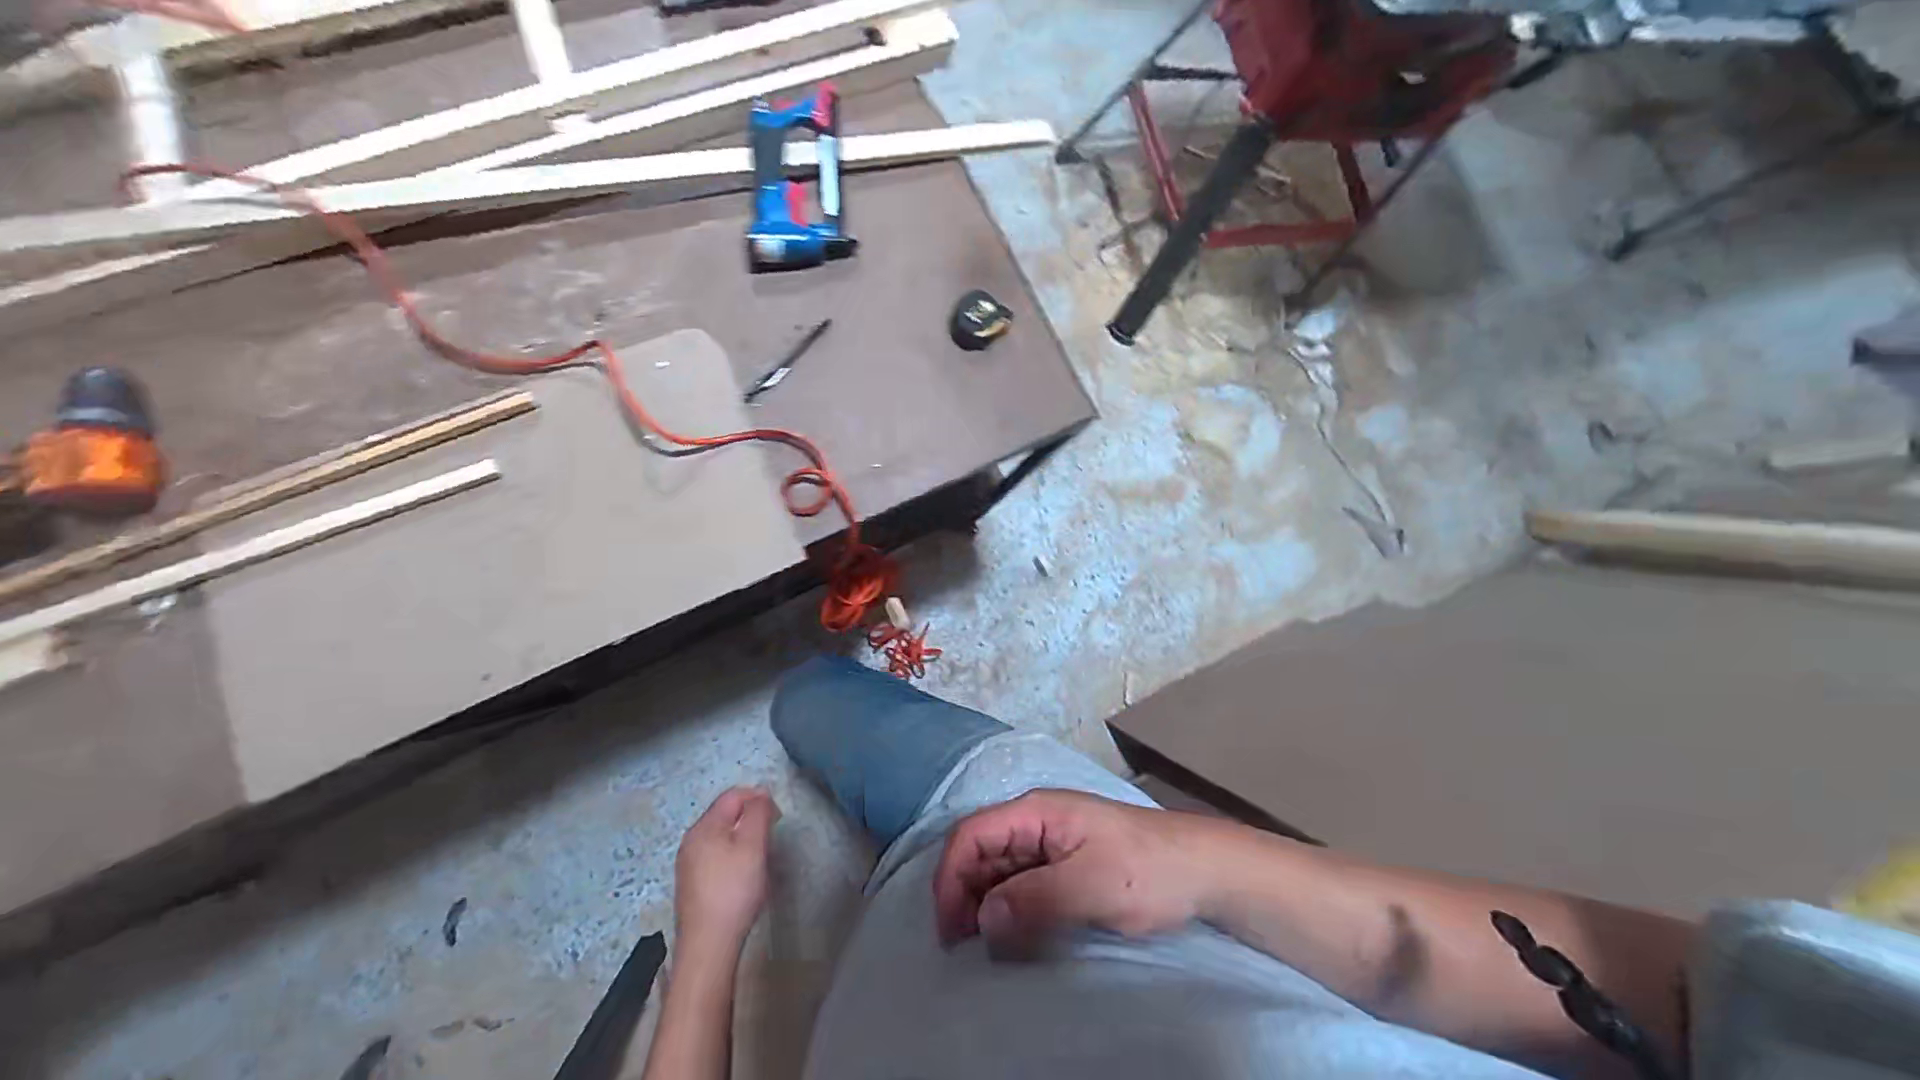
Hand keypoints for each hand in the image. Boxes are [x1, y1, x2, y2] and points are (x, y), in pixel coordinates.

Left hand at [674, 787, 779, 958]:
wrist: (708, 945)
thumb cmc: (734, 890)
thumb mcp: (753, 845)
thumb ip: (758, 813)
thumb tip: (761, 794)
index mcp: (704, 826)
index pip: (733, 795)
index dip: (759, 798)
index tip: (778, 817)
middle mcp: (691, 840)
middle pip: (727, 815)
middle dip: (753, 820)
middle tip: (772, 840)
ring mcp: (688, 864)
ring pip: (723, 837)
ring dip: (745, 840)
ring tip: (762, 860)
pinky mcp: (692, 884)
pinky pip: (717, 857)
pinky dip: (734, 858)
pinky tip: (744, 879)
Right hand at [932, 789, 1224, 953]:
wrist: (1202, 871)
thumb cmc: (1147, 870)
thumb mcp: (1090, 886)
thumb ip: (1033, 899)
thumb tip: (982, 919)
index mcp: (1034, 812)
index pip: (970, 835)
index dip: (950, 878)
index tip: (950, 929)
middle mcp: (1034, 822)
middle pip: (979, 853)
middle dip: (964, 896)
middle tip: (965, 948)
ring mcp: (1049, 844)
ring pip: (997, 871)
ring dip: (984, 907)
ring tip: (986, 948)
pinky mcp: (1062, 866)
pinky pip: (1020, 885)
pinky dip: (1008, 911)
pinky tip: (1013, 937)